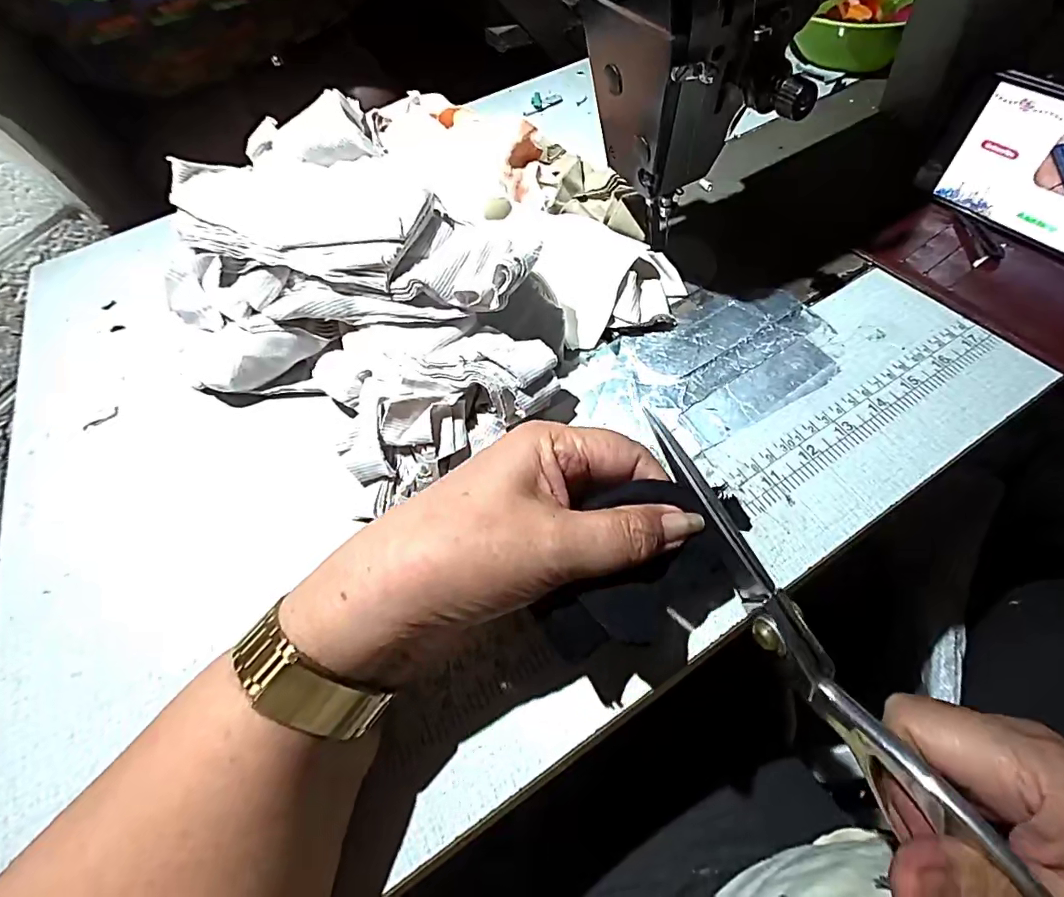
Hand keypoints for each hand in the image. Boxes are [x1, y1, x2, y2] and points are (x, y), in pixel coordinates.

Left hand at [278, 422, 703, 689]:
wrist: (371, 620)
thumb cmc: (464, 557)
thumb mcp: (553, 544)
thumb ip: (627, 535)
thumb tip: (691, 524)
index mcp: (550, 444)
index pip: (627, 456)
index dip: (660, 490)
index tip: (690, 534)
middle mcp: (546, 470)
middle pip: (616, 489)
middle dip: (646, 523)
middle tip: (676, 564)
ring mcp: (534, 512)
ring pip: (601, 523)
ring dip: (625, 550)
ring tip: (653, 581)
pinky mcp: (525, 550)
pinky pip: (580, 549)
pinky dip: (602, 568)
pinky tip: (619, 590)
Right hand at [882, 696, 1063, 896]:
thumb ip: (977, 888)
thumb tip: (902, 865)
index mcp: (1024, 755)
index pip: (908, 719)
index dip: (898, 779)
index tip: (925, 846)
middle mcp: (1017, 743)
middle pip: (914, 747)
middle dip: (916, 814)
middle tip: (965, 877)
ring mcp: (1024, 764)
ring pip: (931, 773)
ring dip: (936, 833)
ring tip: (989, 882)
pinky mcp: (1029, 788)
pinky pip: (961, 793)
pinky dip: (959, 836)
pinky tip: (996, 875)